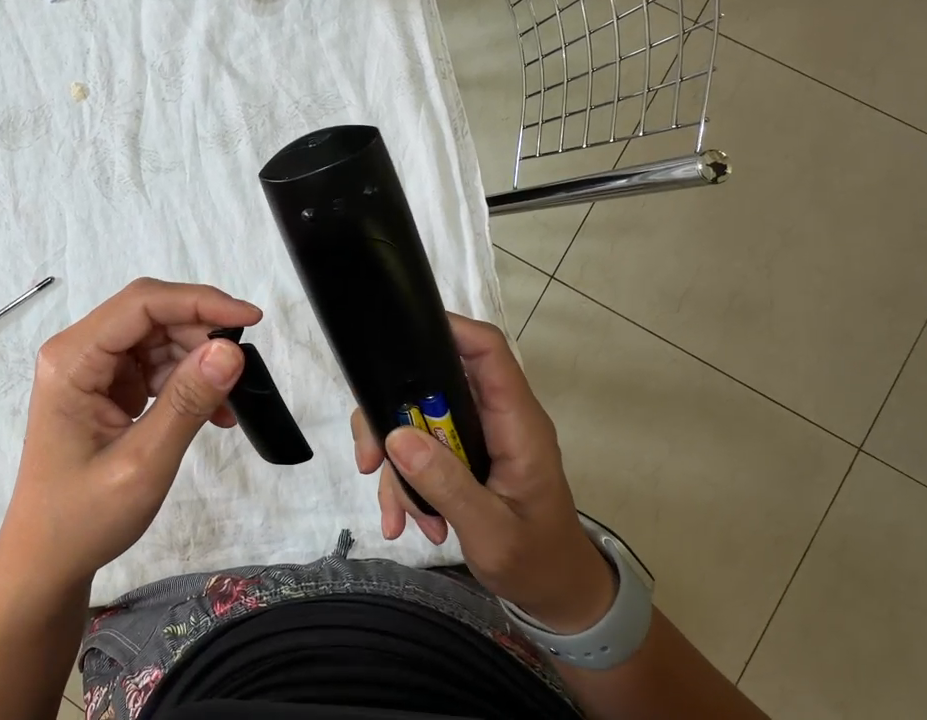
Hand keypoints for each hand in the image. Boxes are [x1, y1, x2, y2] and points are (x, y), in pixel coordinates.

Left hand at [0, 278, 259, 586]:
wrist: (48, 558)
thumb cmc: (83, 518)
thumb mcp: (143, 463)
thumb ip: (186, 402)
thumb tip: (231, 350)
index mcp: (72, 360)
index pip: (141, 304)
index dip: (198, 302)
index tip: (250, 320)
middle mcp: (77, 352)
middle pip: (150, 315)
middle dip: (200, 334)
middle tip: (241, 370)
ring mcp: (91, 368)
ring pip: (157, 338)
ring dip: (196, 361)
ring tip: (226, 403)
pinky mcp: (104, 386)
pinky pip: (153, 365)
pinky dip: (185, 382)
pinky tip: (213, 412)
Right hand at [350, 313, 615, 632]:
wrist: (558, 597)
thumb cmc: (538, 562)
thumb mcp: (493, 533)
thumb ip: (448, 486)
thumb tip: (397, 436)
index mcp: (516, 423)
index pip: (488, 350)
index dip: (448, 329)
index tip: (396, 336)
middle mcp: (494, 419)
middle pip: (430, 385)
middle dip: (389, 421)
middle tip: (368, 461)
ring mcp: (474, 436)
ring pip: (414, 420)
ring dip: (395, 464)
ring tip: (400, 514)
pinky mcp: (460, 456)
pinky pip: (416, 451)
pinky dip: (402, 483)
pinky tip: (403, 520)